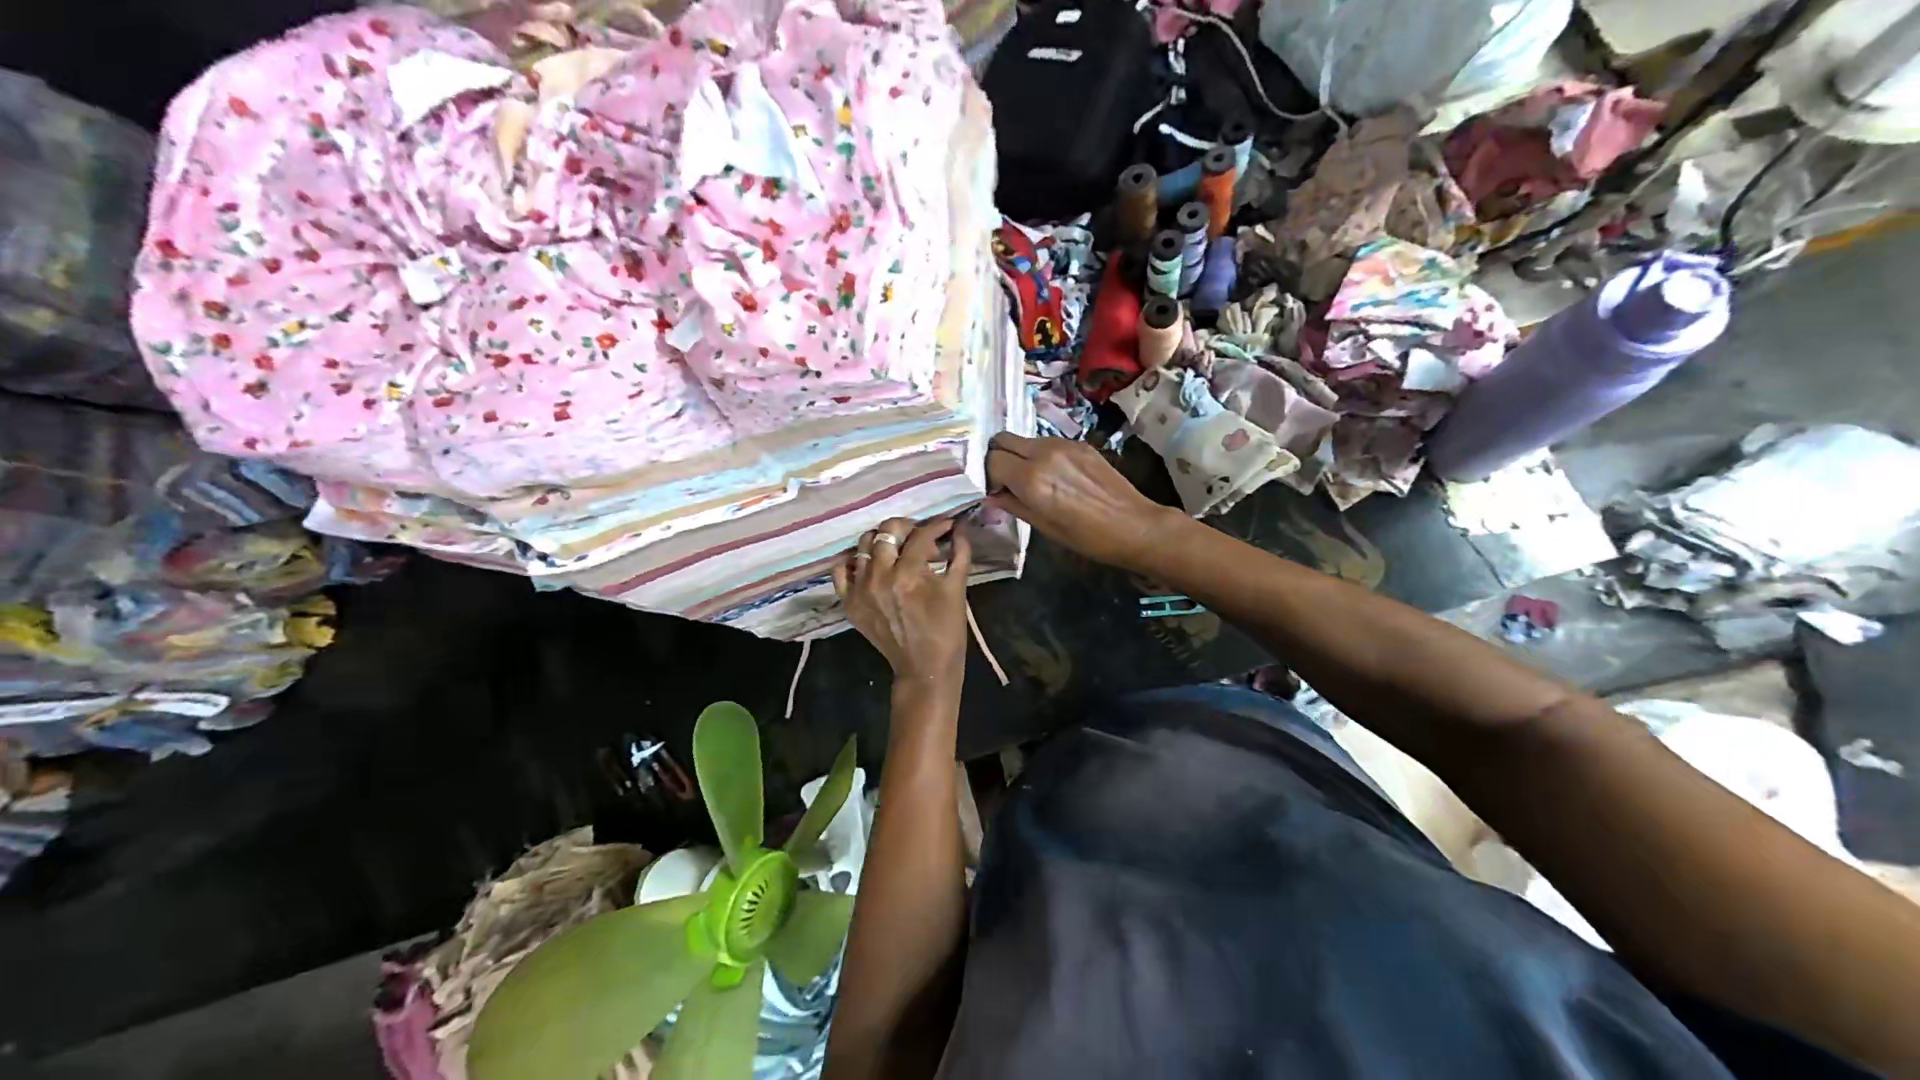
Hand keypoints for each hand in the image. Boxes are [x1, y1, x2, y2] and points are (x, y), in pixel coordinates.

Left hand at [834, 517, 971, 704]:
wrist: (924, 668)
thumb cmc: (946, 630)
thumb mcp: (957, 589)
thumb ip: (959, 553)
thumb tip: (959, 528)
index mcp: (908, 573)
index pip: (920, 536)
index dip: (937, 526)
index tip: (947, 525)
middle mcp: (879, 576)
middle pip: (887, 532)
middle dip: (908, 528)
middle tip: (920, 536)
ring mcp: (859, 589)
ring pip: (863, 545)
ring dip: (882, 540)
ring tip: (896, 548)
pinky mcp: (849, 602)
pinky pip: (841, 570)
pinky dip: (853, 560)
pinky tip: (869, 561)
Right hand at [985, 434, 1183, 571]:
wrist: (1133, 526)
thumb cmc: (1087, 536)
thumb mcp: (1044, 527)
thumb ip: (1014, 505)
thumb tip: (993, 496)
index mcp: (1031, 478)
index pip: (992, 460)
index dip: (989, 476)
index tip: (996, 491)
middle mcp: (1043, 454)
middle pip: (1003, 439)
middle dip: (998, 457)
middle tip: (1006, 479)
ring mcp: (1064, 444)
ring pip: (1026, 439)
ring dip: (1020, 455)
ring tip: (1032, 480)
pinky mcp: (1080, 444)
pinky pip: (1048, 443)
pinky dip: (1041, 455)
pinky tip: (1056, 476)